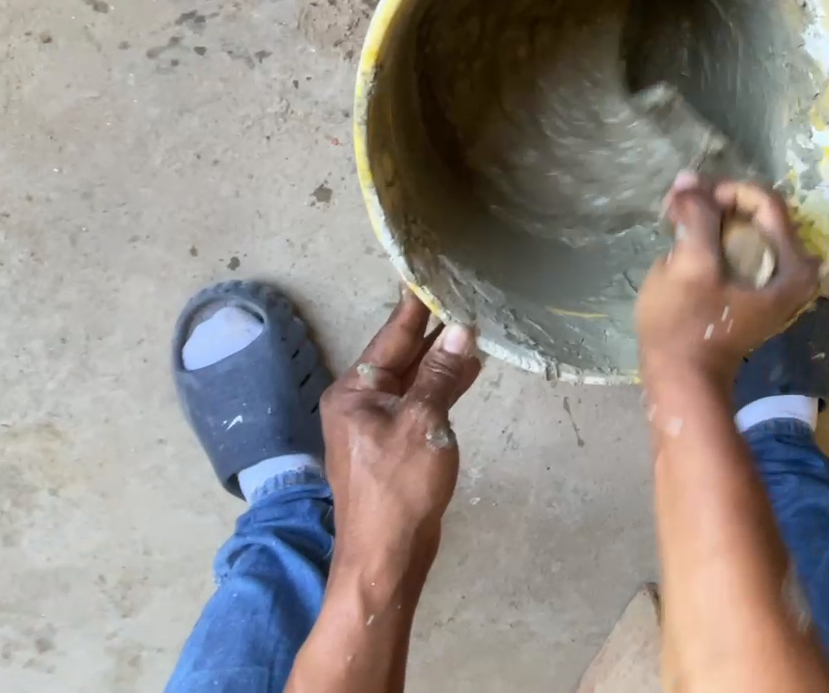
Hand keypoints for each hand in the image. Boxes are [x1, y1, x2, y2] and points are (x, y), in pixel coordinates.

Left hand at [318, 290, 482, 596]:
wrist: (386, 558)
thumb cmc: (398, 487)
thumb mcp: (423, 422)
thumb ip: (441, 374)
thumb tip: (460, 330)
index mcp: (354, 390)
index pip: (391, 335)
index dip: (414, 305)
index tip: (432, 271)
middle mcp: (360, 401)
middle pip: (402, 354)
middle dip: (433, 328)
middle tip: (462, 292)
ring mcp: (377, 424)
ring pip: (414, 378)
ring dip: (442, 357)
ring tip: (474, 324)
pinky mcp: (396, 443)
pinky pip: (420, 401)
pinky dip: (442, 386)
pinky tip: (469, 368)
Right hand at [635, 174, 820, 384]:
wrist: (682, 381)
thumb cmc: (685, 324)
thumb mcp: (690, 263)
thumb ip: (696, 215)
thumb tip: (688, 181)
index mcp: (792, 264)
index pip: (763, 199)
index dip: (721, 191)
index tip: (683, 199)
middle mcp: (794, 270)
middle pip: (755, 213)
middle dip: (712, 204)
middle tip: (673, 209)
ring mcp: (775, 283)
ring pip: (743, 229)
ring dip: (708, 220)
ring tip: (674, 224)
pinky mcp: (754, 291)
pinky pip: (737, 249)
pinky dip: (712, 240)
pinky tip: (684, 244)